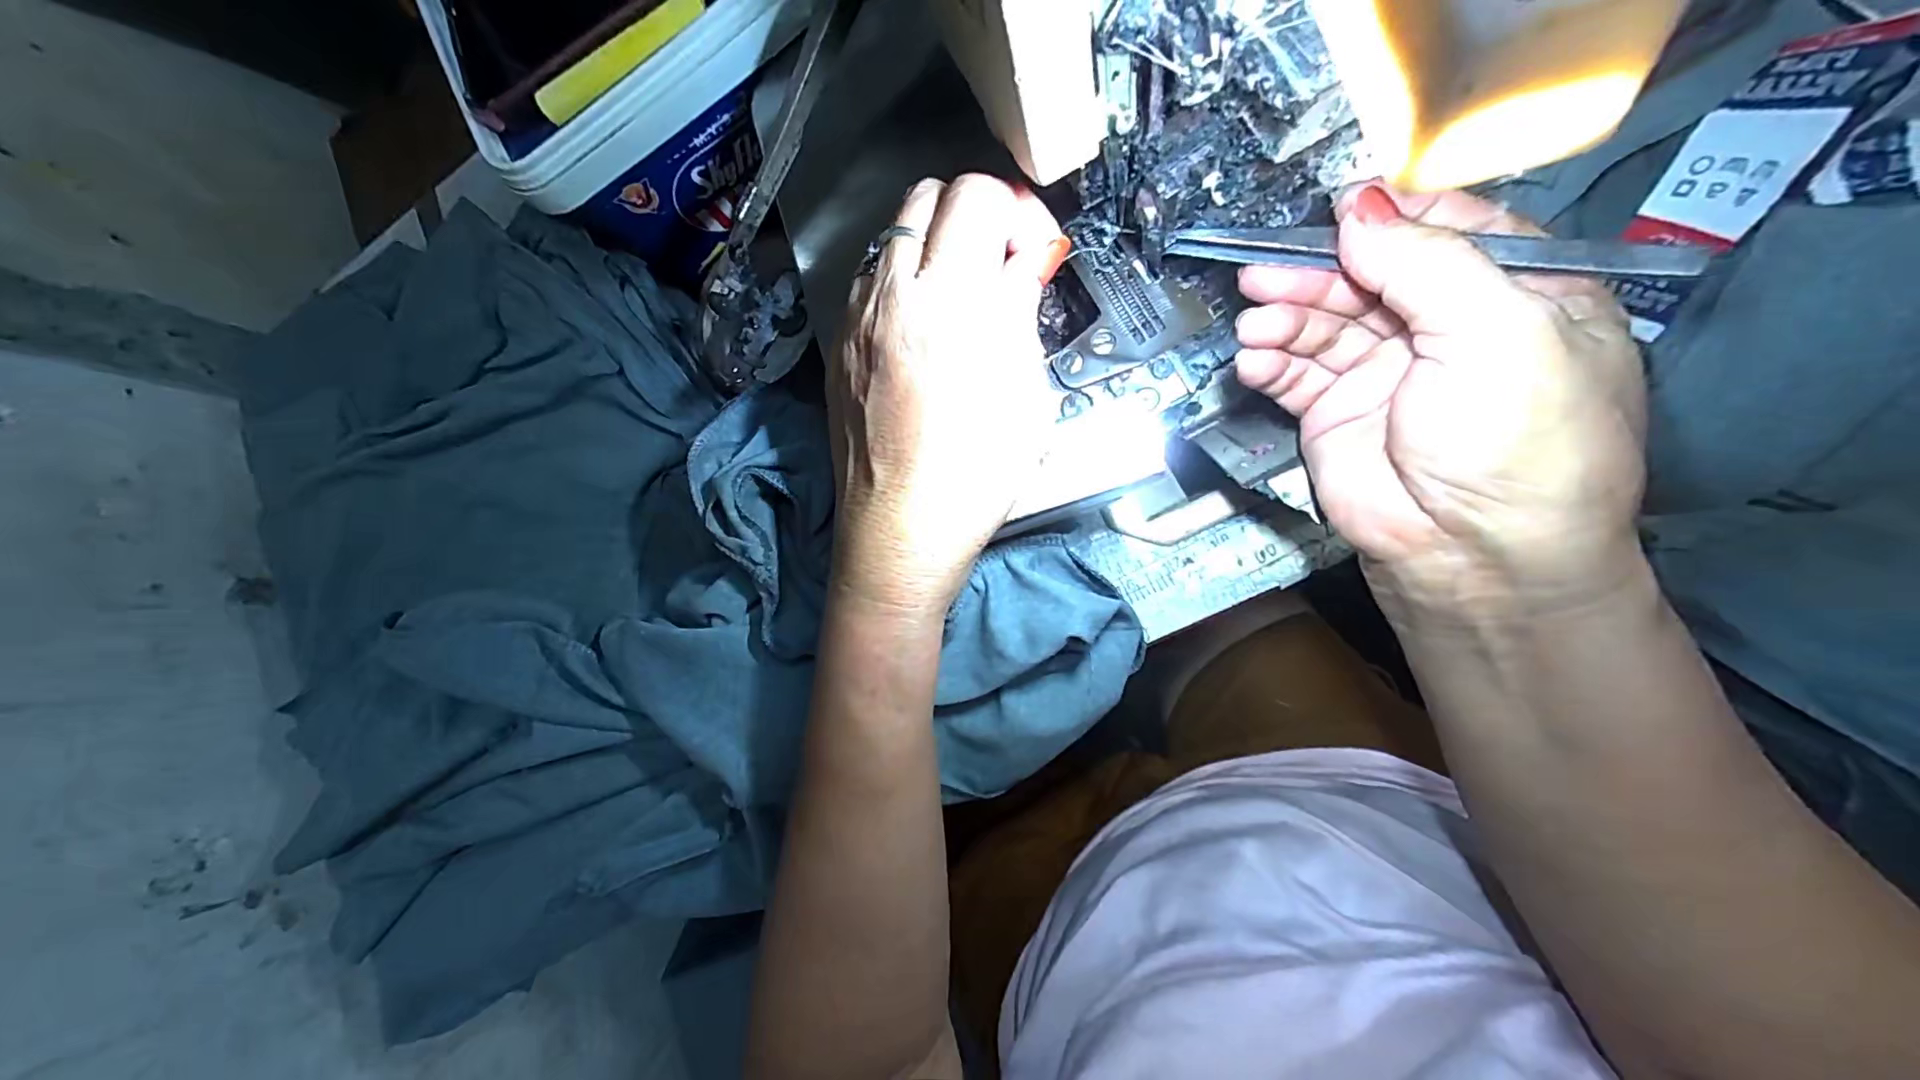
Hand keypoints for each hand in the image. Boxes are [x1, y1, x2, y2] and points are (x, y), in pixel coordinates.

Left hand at [828, 175, 1069, 616]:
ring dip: (932, 246)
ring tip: (958, 296)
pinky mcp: (837, 345)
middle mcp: (891, 294)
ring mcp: (855, 318)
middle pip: (927, 196)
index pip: (978, 196)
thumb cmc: (975, 477)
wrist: (900, 531)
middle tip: (998, 263)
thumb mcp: (1026, 394)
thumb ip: (1020, 313)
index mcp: (950, 301)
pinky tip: (919, 328)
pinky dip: (900, 283)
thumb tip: (1024, 265)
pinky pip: (868, 282)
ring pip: (890, 235)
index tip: (1031, 248)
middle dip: (972, 215)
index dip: (1017, 209)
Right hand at [1234, 184, 1646, 616]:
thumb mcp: (1500, 331)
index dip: (1390, 217)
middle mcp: (1445, 328)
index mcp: (1514, 293)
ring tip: (1257, 322)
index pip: (1445, 231)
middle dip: (1315, 270)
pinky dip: (1270, 361)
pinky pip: (1295, 374)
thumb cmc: (1521, 443)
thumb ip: (1428, 263)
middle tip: (1265, 271)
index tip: (1341, 211)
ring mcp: (1385, 373)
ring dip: (1285, 317)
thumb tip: (1359, 209)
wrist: (1474, 555)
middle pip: (1368, 276)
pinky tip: (1256, 358)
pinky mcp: (1336, 414)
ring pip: (1323, 324)